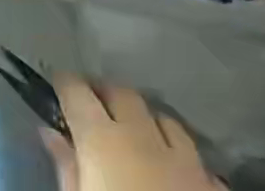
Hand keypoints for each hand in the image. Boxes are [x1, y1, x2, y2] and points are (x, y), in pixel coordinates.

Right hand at [42, 73, 220, 190]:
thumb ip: (65, 169)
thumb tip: (50, 133)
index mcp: (103, 140)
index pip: (77, 92)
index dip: (65, 84)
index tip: (57, 85)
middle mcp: (145, 138)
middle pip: (123, 94)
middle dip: (105, 93)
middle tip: (91, 105)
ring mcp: (187, 163)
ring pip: (165, 119)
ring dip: (148, 121)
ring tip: (136, 135)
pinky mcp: (214, 190)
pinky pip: (199, 162)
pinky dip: (183, 161)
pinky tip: (175, 177)